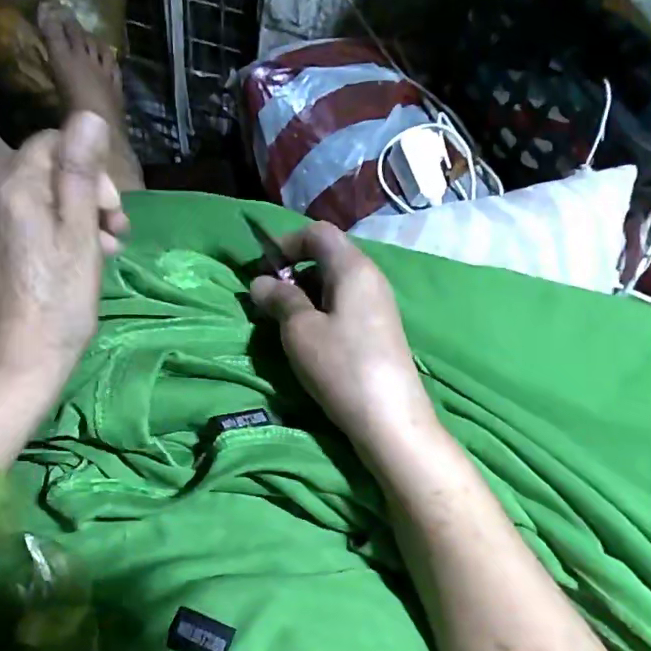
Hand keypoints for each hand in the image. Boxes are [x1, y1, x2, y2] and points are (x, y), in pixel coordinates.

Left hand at [0, 111, 128, 387]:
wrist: (11, 363)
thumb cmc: (58, 303)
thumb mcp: (80, 236)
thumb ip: (80, 173)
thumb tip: (86, 117)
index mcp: (11, 184)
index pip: (52, 142)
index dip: (90, 171)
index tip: (112, 213)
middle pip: (33, 166)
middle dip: (76, 189)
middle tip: (110, 232)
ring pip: (21, 197)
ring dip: (59, 214)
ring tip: (90, 253)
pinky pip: (4, 222)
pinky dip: (34, 232)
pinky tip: (54, 264)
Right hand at [249, 222, 438, 450]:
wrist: (390, 417)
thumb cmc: (341, 366)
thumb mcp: (300, 330)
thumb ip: (279, 300)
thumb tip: (261, 282)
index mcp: (353, 268)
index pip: (319, 233)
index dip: (287, 243)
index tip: (263, 268)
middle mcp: (371, 278)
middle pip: (328, 256)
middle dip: (294, 270)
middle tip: (269, 299)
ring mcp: (378, 305)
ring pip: (335, 284)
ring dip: (305, 294)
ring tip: (283, 322)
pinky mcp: (379, 330)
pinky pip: (345, 306)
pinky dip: (322, 312)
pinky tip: (309, 339)